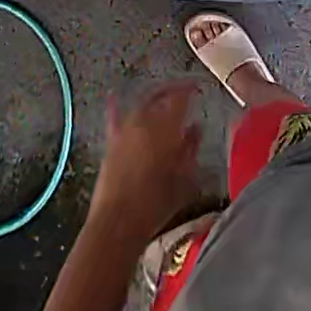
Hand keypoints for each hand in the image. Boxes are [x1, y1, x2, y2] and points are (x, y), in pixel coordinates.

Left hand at [88, 82, 201, 241]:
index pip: (180, 97)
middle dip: (173, 90)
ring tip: (164, 101)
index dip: (190, 89)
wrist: (118, 222)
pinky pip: (114, 117)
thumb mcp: (185, 177)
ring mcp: (125, 129)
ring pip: (141, 104)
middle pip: (160, 96)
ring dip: (154, 100)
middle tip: (185, 91)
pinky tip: (113, 95)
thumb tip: (196, 127)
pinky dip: (115, 105)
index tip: (198, 88)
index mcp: (166, 127)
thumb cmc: (157, 202)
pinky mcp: (111, 142)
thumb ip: (191, 148)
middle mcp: (144, 120)